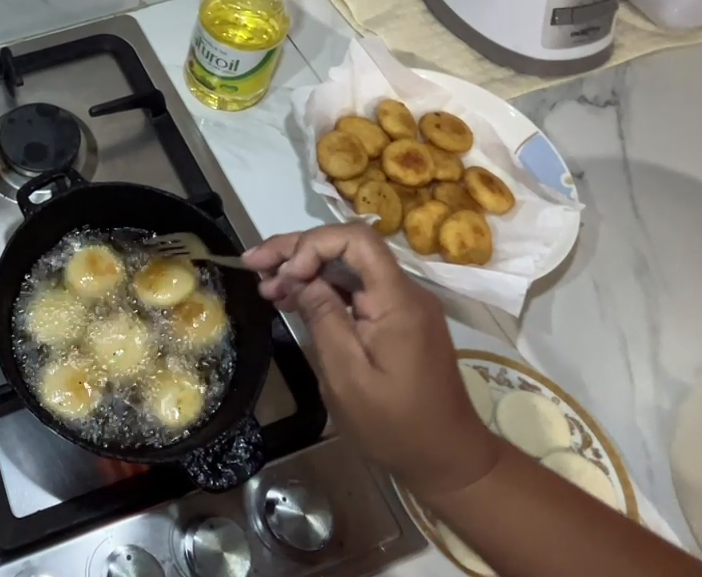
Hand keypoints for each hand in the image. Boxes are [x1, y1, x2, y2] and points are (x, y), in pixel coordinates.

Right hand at [243, 224, 499, 500]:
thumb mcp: (347, 376)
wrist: (449, 461)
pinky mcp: (395, 318)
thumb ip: (323, 317)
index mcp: (397, 301)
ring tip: (262, 282)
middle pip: (346, 247)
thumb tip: (300, 276)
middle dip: (296, 250)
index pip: (356, 240)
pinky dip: (319, 287)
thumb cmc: (395, 425)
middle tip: (252, 262)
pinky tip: (288, 297)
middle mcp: (403, 292)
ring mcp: (400, 304)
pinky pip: (354, 288)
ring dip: (303, 268)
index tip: (286, 274)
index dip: (313, 245)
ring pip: (346, 266)